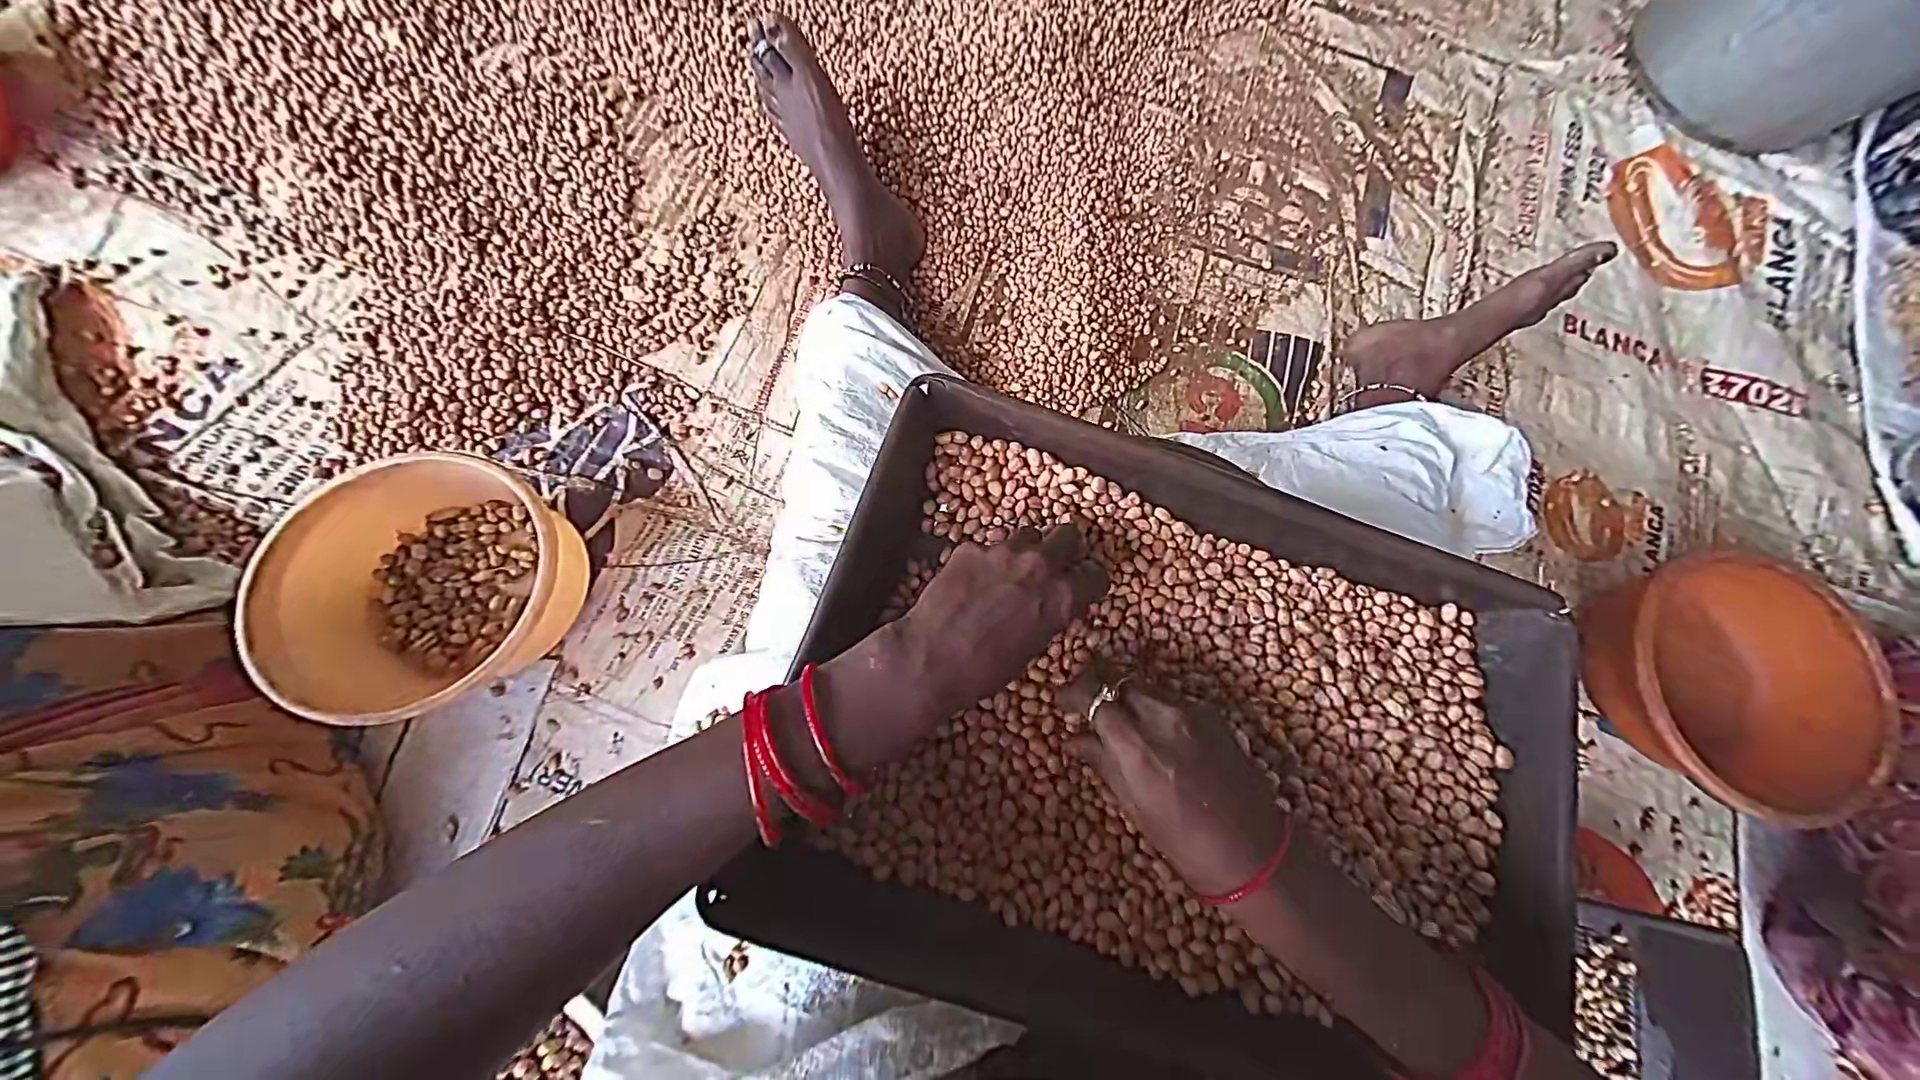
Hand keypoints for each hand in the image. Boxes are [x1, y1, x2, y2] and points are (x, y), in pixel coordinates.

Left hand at [896, 521, 1108, 721]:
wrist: (931, 658)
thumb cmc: (984, 669)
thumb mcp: (1031, 649)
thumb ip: (1048, 617)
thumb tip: (1048, 607)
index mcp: (1062, 597)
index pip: (1097, 576)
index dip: (1090, 582)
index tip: (1084, 586)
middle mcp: (1040, 566)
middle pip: (1068, 535)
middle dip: (1065, 547)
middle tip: (1054, 561)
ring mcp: (1004, 552)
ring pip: (1027, 534)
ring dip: (1025, 549)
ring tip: (1009, 570)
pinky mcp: (971, 548)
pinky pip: (988, 547)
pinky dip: (986, 560)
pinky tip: (971, 581)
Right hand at [1065, 669, 1289, 896]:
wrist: (1257, 852)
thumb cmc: (1186, 843)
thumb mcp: (1135, 807)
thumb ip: (1103, 763)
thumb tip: (1073, 740)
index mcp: (1139, 747)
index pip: (1095, 699)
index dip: (1074, 695)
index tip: (1061, 700)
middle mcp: (1165, 719)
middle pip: (1121, 684)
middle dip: (1101, 691)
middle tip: (1088, 708)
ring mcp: (1193, 714)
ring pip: (1147, 690)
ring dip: (1129, 701)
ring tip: (1122, 725)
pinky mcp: (1214, 716)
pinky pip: (1173, 701)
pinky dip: (1156, 710)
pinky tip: (1157, 736)